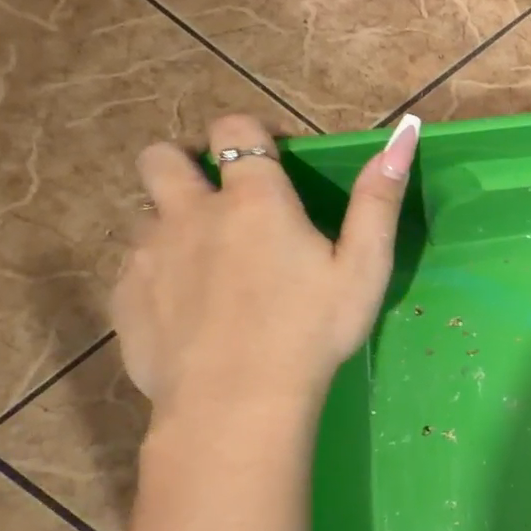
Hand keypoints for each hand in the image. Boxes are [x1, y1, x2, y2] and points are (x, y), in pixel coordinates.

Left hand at [112, 114, 419, 430]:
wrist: (236, 398)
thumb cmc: (315, 327)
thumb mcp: (365, 265)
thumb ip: (378, 199)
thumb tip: (404, 136)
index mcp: (255, 201)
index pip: (234, 132)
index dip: (252, 134)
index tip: (276, 156)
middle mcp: (191, 214)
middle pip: (160, 158)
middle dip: (186, 161)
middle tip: (225, 194)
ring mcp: (149, 254)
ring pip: (148, 213)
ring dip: (177, 220)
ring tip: (217, 259)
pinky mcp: (125, 294)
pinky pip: (137, 263)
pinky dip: (164, 267)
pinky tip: (197, 302)